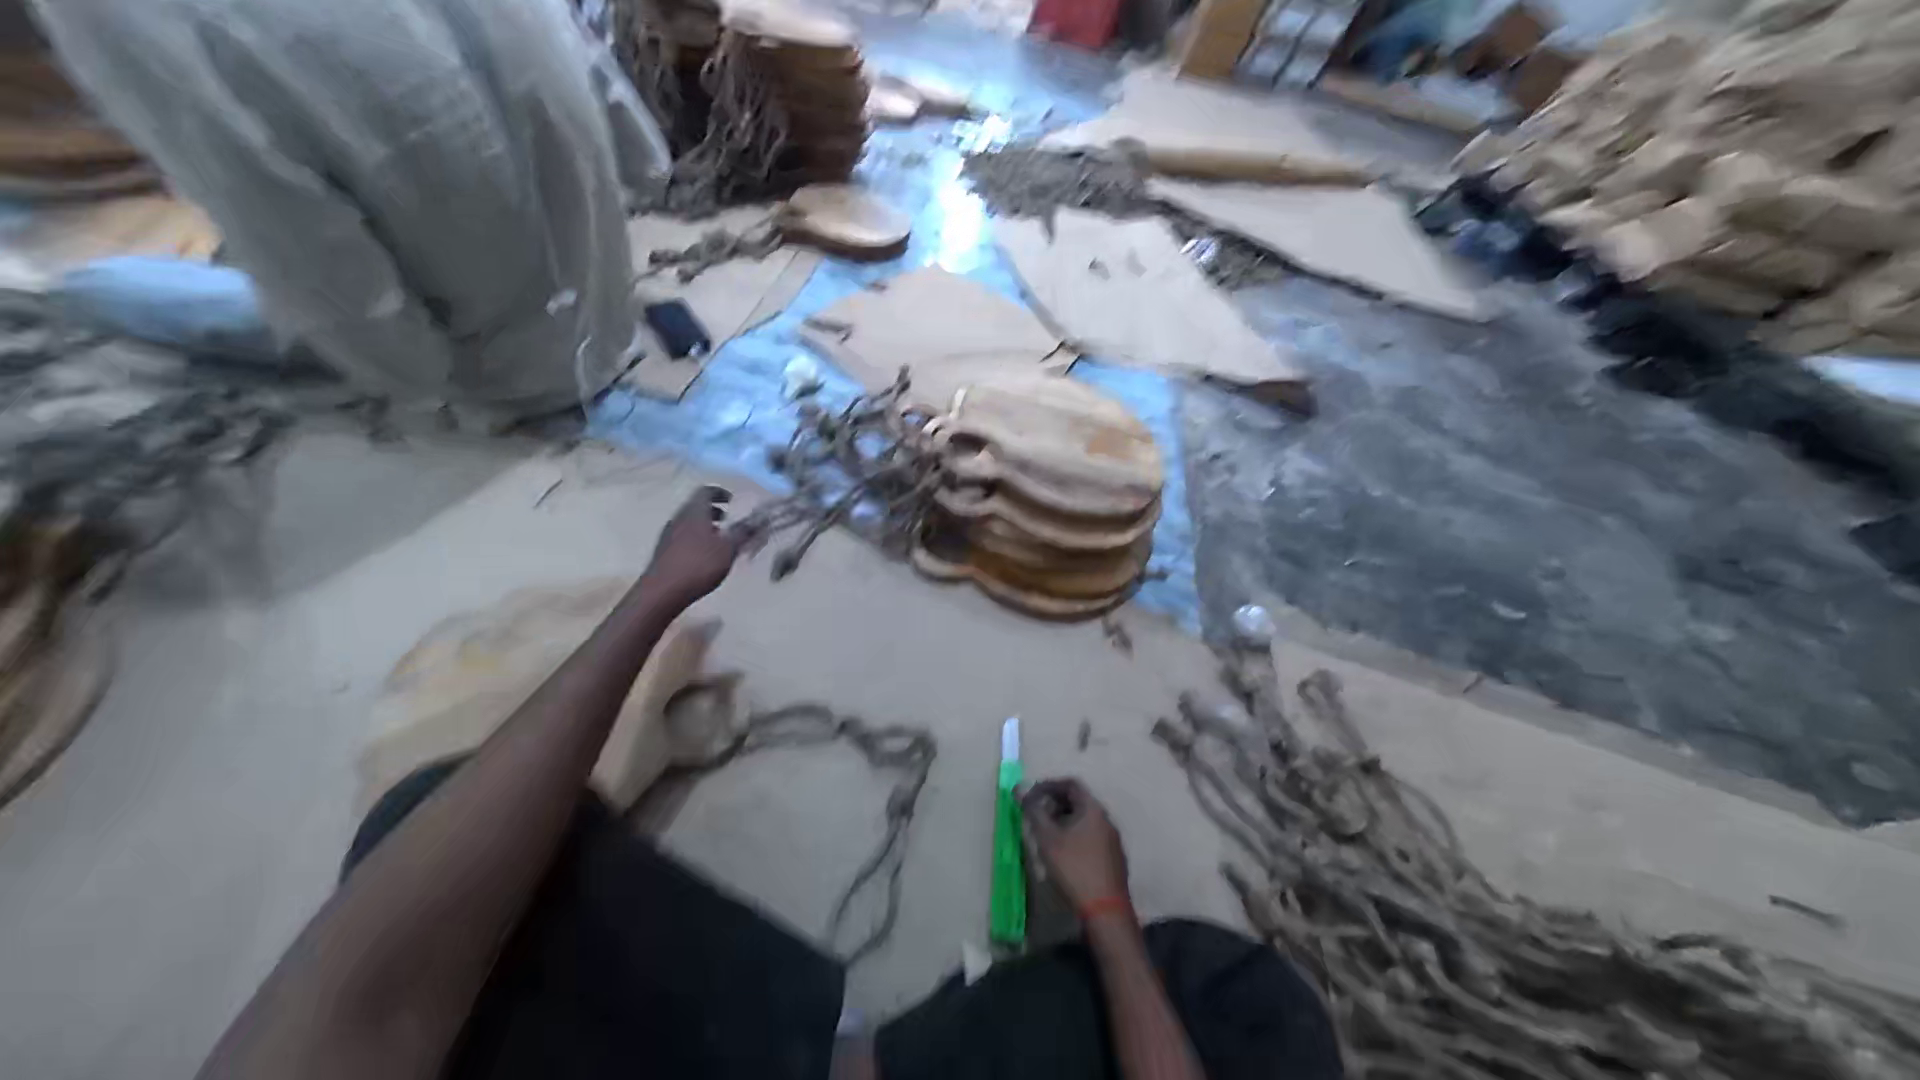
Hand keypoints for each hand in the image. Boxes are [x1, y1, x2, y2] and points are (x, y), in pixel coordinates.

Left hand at [646, 486, 741, 605]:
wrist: (662, 592)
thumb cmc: (699, 565)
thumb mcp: (729, 548)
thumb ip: (744, 532)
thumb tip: (760, 519)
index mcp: (694, 512)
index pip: (705, 491)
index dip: (720, 493)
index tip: (733, 501)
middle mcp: (678, 519)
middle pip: (696, 507)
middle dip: (714, 512)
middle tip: (730, 522)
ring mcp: (668, 536)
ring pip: (689, 523)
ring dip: (705, 527)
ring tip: (721, 542)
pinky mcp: (663, 552)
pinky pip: (683, 538)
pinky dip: (696, 540)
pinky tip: (706, 558)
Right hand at [1023, 778, 1129, 915]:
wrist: (1106, 911)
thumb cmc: (1074, 868)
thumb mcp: (1047, 838)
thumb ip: (1033, 811)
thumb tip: (1019, 789)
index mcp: (1093, 809)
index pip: (1071, 784)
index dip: (1048, 785)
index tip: (1031, 796)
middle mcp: (1106, 819)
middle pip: (1078, 801)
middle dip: (1054, 804)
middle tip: (1035, 816)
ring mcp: (1112, 840)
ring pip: (1084, 821)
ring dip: (1063, 821)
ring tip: (1045, 836)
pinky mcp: (1113, 859)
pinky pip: (1090, 837)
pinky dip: (1074, 836)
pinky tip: (1063, 854)